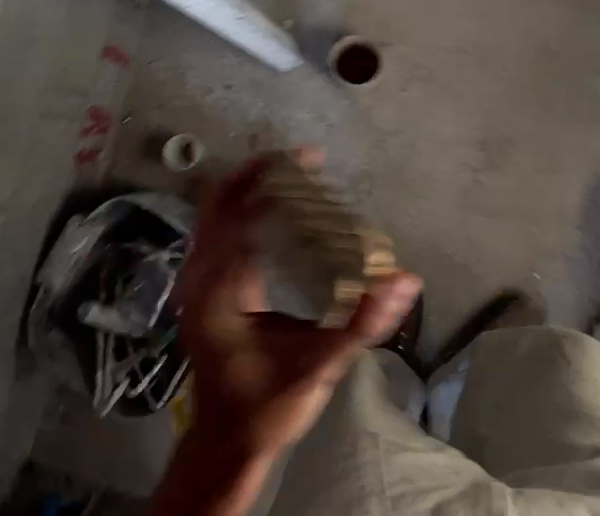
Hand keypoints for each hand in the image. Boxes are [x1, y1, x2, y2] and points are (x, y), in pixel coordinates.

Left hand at [157, 149, 419, 512]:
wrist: (225, 442)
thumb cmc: (267, 405)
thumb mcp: (317, 367)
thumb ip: (361, 324)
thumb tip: (405, 280)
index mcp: (219, 288)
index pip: (243, 213)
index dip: (275, 180)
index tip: (313, 159)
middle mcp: (199, 275)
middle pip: (220, 200)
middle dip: (260, 173)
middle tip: (305, 158)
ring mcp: (194, 280)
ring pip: (213, 211)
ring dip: (249, 186)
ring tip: (293, 173)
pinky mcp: (201, 286)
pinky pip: (215, 228)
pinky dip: (241, 207)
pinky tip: (274, 207)